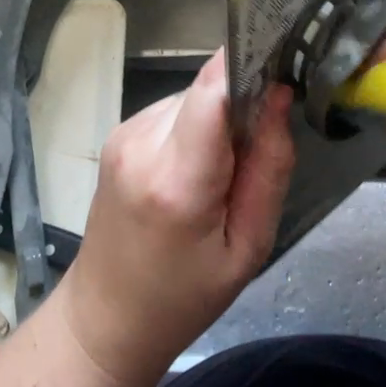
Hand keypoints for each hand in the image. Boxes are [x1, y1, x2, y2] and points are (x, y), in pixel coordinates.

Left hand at [59, 51, 293, 383]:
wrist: (105, 318)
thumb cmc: (184, 297)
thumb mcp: (249, 246)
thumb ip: (269, 167)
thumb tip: (279, 95)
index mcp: (176, 179)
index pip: (213, 87)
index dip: (249, 67)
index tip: (280, 73)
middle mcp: (141, 143)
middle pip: (208, 90)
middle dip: (240, 109)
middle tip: (252, 160)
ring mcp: (123, 135)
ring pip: (192, 97)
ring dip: (216, 121)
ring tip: (219, 175)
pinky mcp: (118, 134)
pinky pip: (174, 110)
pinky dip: (194, 129)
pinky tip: (193, 172)